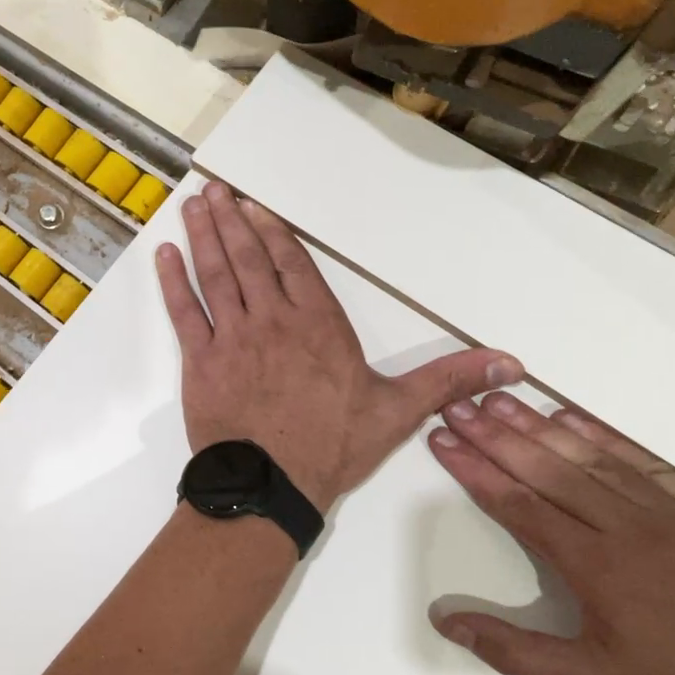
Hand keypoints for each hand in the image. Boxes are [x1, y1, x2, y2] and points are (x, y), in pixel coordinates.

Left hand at [158, 184, 522, 512]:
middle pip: (248, 259)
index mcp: (319, 324)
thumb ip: (447, 380)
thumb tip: (510, 363)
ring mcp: (232, 337)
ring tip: (193, 205)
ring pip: (215, 275)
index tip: (253, 206)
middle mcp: (272, 320)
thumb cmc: (331, 446)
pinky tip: (164, 254)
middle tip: (213, 191)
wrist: (270, 483)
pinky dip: (172, 281)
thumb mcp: (397, 411)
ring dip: (203, 237)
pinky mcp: (200, 360)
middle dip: (231, 220)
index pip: (292, 264)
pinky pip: (183, 311)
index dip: (271, 232)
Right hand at [428, 394, 674, 674]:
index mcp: (596, 567)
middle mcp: (628, 528)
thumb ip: (517, 651)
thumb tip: (444, 620)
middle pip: (548, 471)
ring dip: (540, 427)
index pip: (518, 505)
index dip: (474, 470)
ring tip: (500, 401)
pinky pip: (647, 461)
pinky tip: (573, 417)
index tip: (441, 439)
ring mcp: (673, 512)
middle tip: (456, 405)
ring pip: (592, 458)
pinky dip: (604, 435)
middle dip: (495, 436)